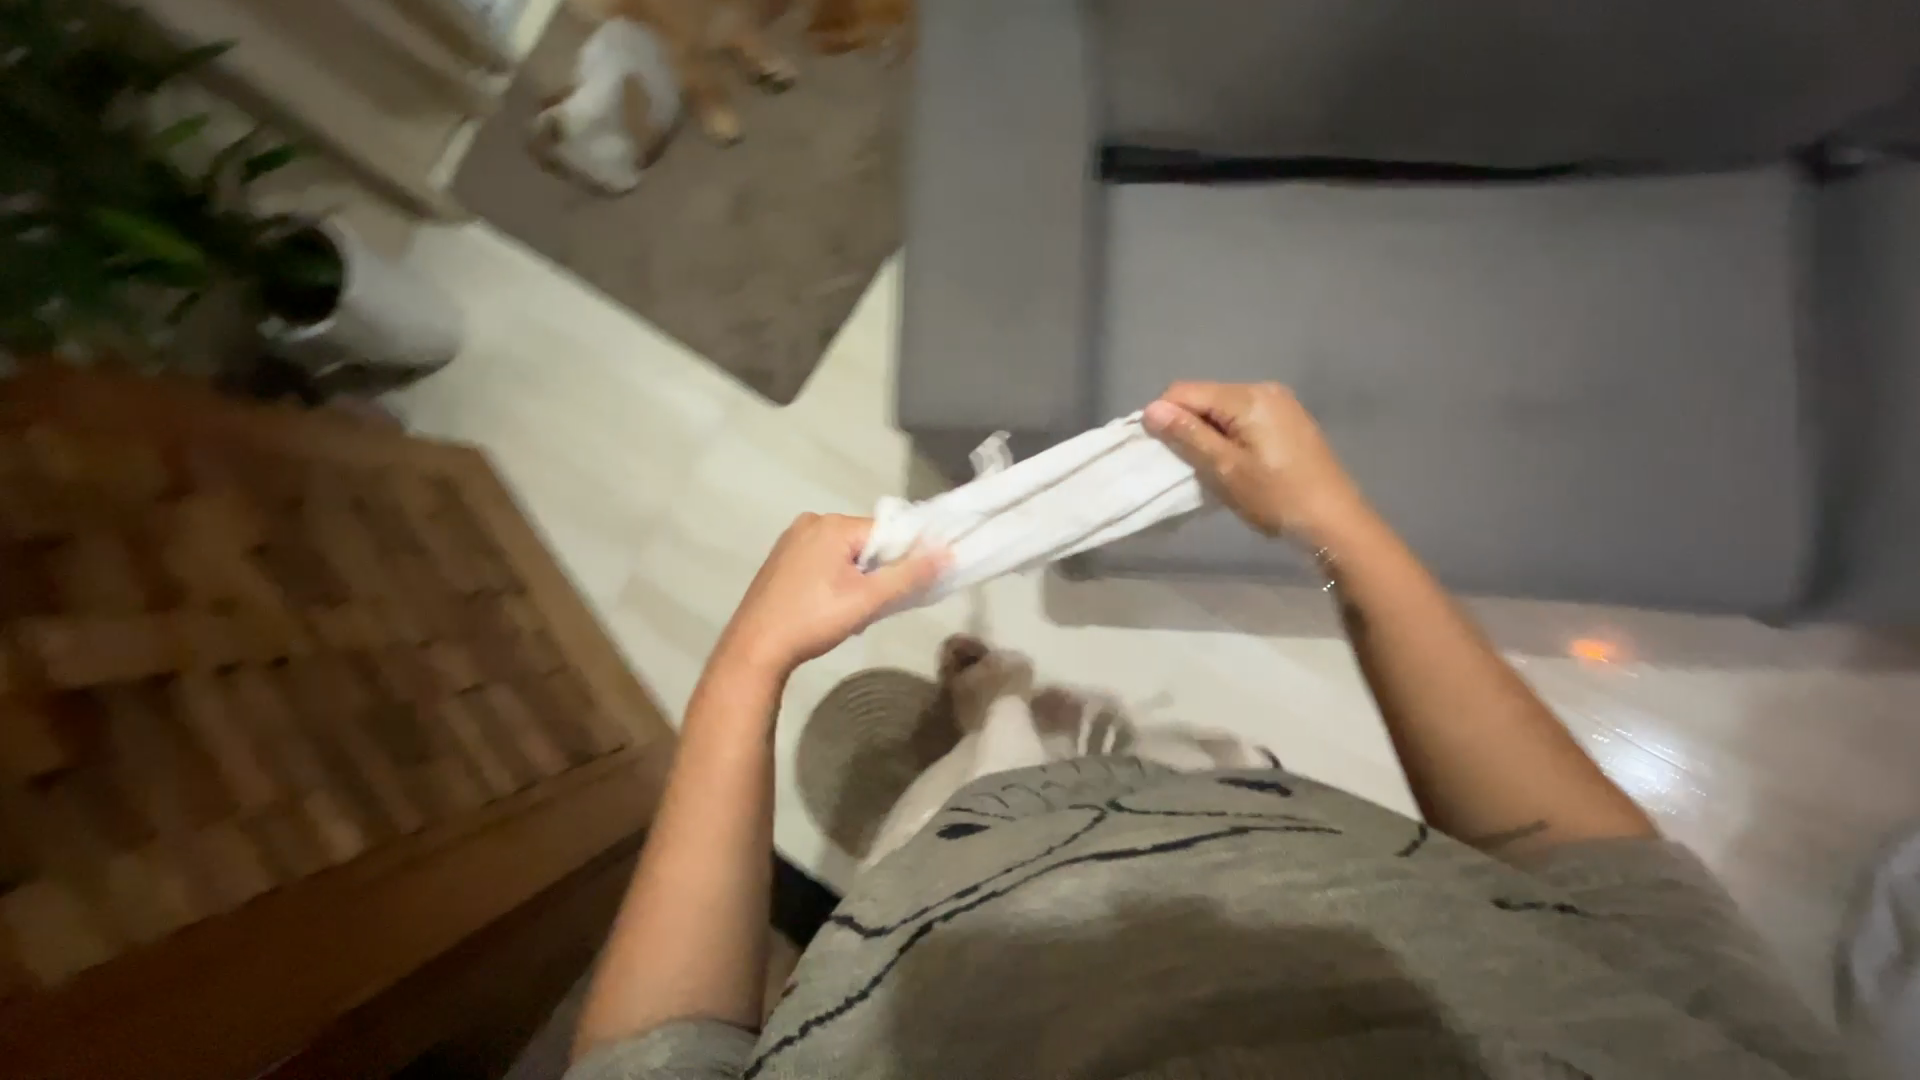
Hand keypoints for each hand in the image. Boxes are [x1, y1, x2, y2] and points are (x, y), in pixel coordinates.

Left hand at [714, 513, 946, 676]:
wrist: (755, 649)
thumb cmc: (813, 620)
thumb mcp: (868, 600)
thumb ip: (909, 575)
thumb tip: (948, 552)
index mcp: (832, 525)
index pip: (886, 532)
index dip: (901, 560)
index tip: (901, 590)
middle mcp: (811, 522)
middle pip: (866, 543)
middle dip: (876, 573)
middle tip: (872, 607)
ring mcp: (791, 540)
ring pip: (845, 554)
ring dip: (857, 580)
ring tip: (848, 613)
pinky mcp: (781, 560)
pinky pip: (823, 561)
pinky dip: (835, 581)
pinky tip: (828, 608)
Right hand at [1143, 381, 1368, 545]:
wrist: (1334, 520)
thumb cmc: (1276, 497)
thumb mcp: (1225, 468)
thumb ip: (1188, 435)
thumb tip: (1150, 409)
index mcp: (1247, 398)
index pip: (1185, 391)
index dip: (1163, 416)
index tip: (1159, 450)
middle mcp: (1263, 389)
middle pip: (1204, 396)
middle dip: (1186, 424)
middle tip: (1185, 464)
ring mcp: (1280, 403)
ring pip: (1222, 408)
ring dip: (1206, 432)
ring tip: (1209, 466)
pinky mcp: (1287, 419)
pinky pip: (1243, 417)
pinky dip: (1228, 434)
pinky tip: (1234, 462)